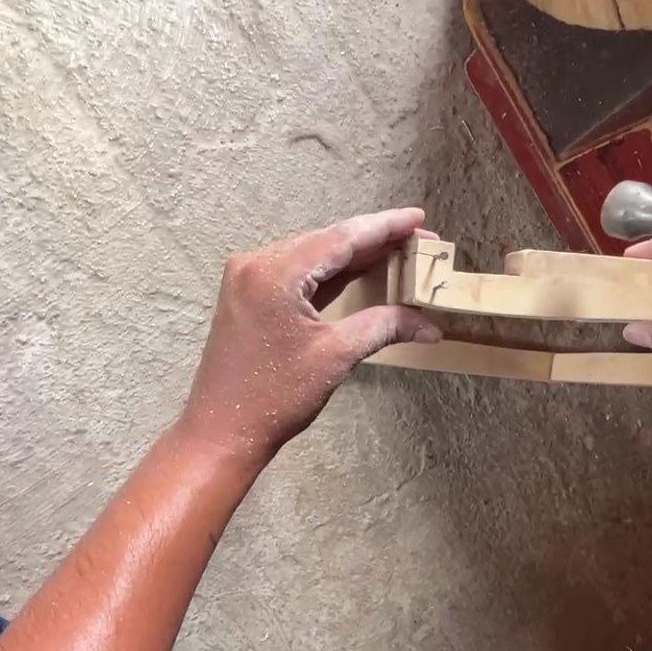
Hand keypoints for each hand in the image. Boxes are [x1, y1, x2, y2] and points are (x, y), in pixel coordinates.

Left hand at [179, 208, 441, 465]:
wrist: (223, 431)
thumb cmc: (274, 398)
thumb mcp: (336, 357)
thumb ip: (382, 327)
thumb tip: (428, 324)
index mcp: (275, 273)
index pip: (341, 237)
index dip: (385, 227)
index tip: (418, 219)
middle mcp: (256, 264)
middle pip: (326, 241)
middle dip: (373, 241)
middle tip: (417, 242)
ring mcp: (247, 279)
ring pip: (311, 256)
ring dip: (352, 256)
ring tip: (396, 253)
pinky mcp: (247, 296)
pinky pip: (295, 274)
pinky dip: (328, 275)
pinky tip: (358, 271)